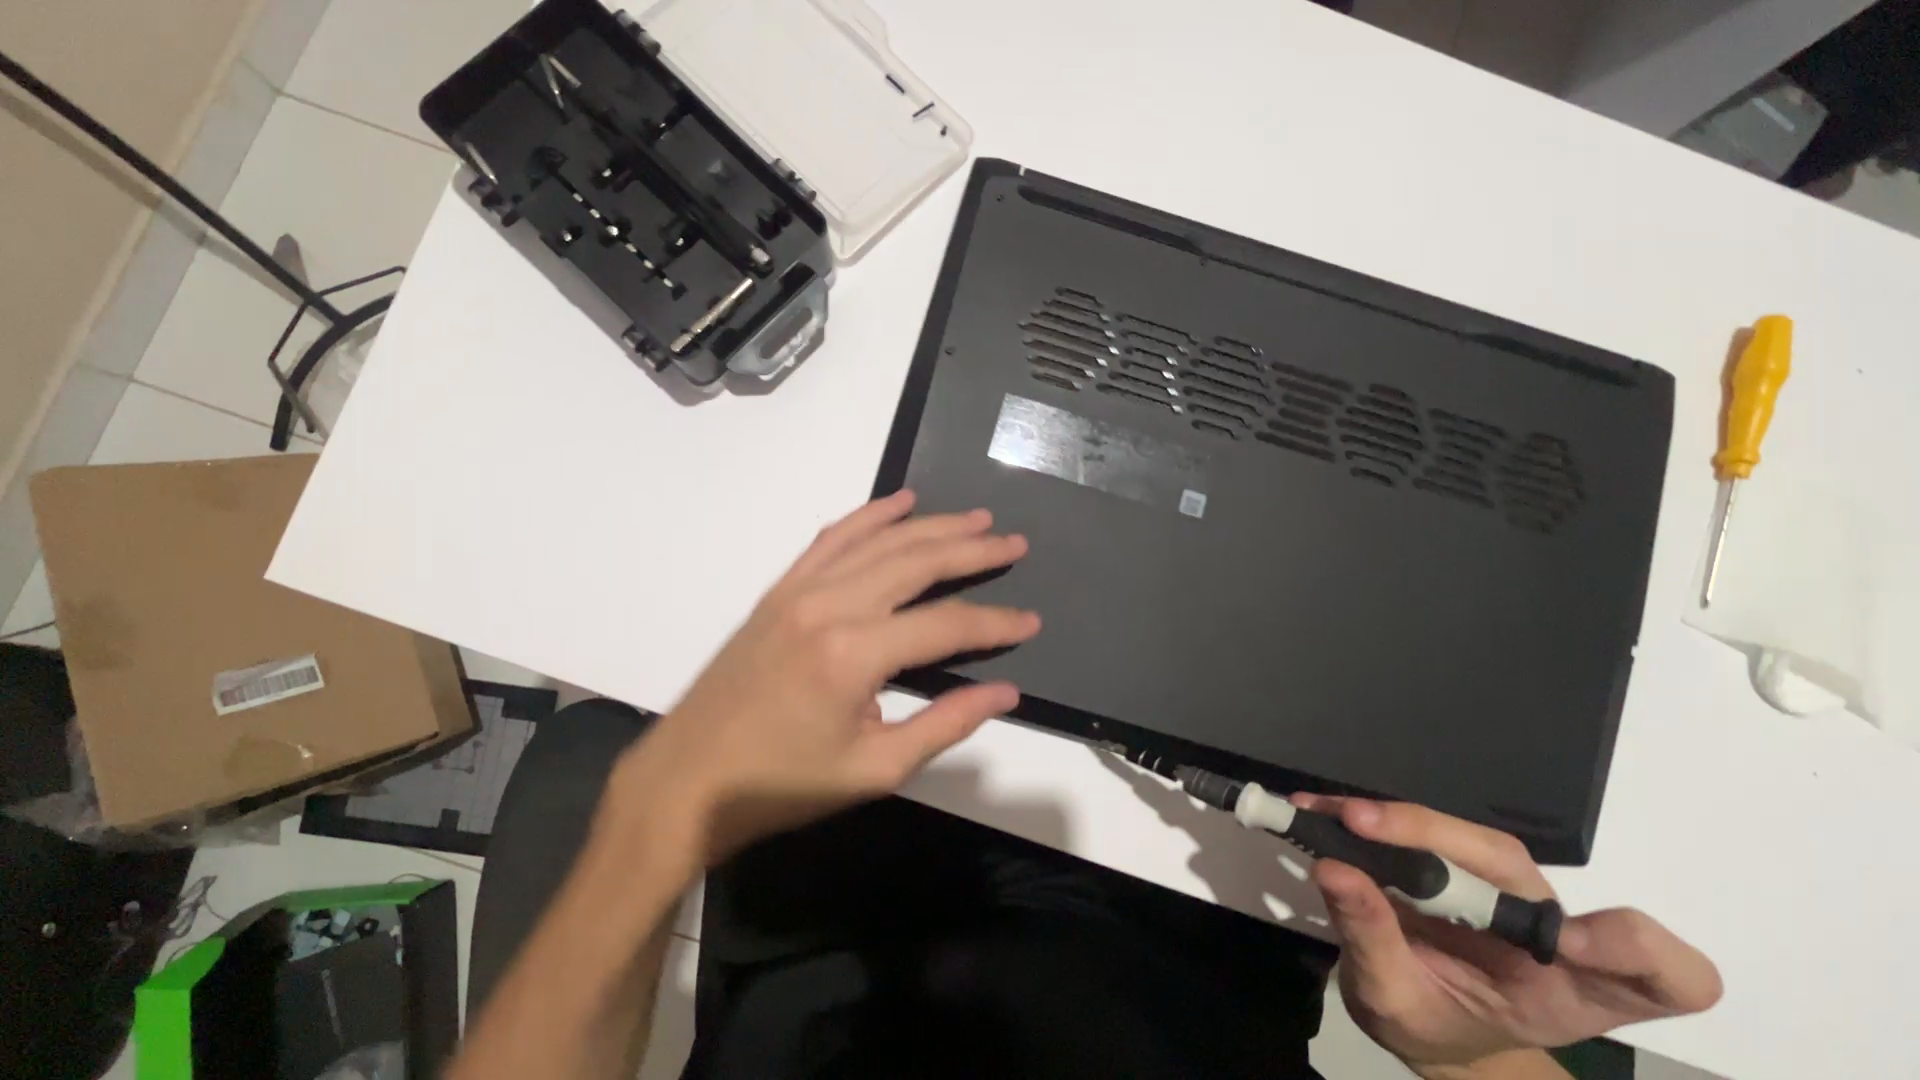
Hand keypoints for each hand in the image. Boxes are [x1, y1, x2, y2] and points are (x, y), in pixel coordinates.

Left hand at [611, 490, 1039, 865]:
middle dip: (972, 551)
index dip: (994, 622)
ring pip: (877, 542)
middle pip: (915, 562)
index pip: (945, 624)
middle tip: (1015, 543)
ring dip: (930, 526)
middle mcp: (829, 605)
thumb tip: (1005, 693)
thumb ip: (944, 724)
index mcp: (854, 654)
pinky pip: (831, 540)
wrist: (689, 779)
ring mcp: (798, 591)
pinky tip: (899, 504)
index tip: (1031, 620)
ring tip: (975, 520)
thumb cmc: (783, 785)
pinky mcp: (778, 591)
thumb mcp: (872, 769)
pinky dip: (868, 517)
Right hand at [1293, 794, 1721, 1070]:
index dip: (1630, 948)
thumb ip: (1373, 941)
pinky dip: (1372, 818)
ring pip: (1467, 838)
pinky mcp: (1462, 861)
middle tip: (1360, 824)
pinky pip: (1428, 829)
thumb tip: (1334, 866)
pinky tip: (1322, 812)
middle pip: (1514, 868)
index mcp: (1572, 992)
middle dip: (1436, 836)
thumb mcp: (1395, 1004)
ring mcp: (1503, 888)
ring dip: (1395, 819)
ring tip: (1325, 815)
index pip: (1660, 973)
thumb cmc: (1430, 1026)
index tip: (1571, 943)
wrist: (1425, 1020)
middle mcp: (1547, 928)